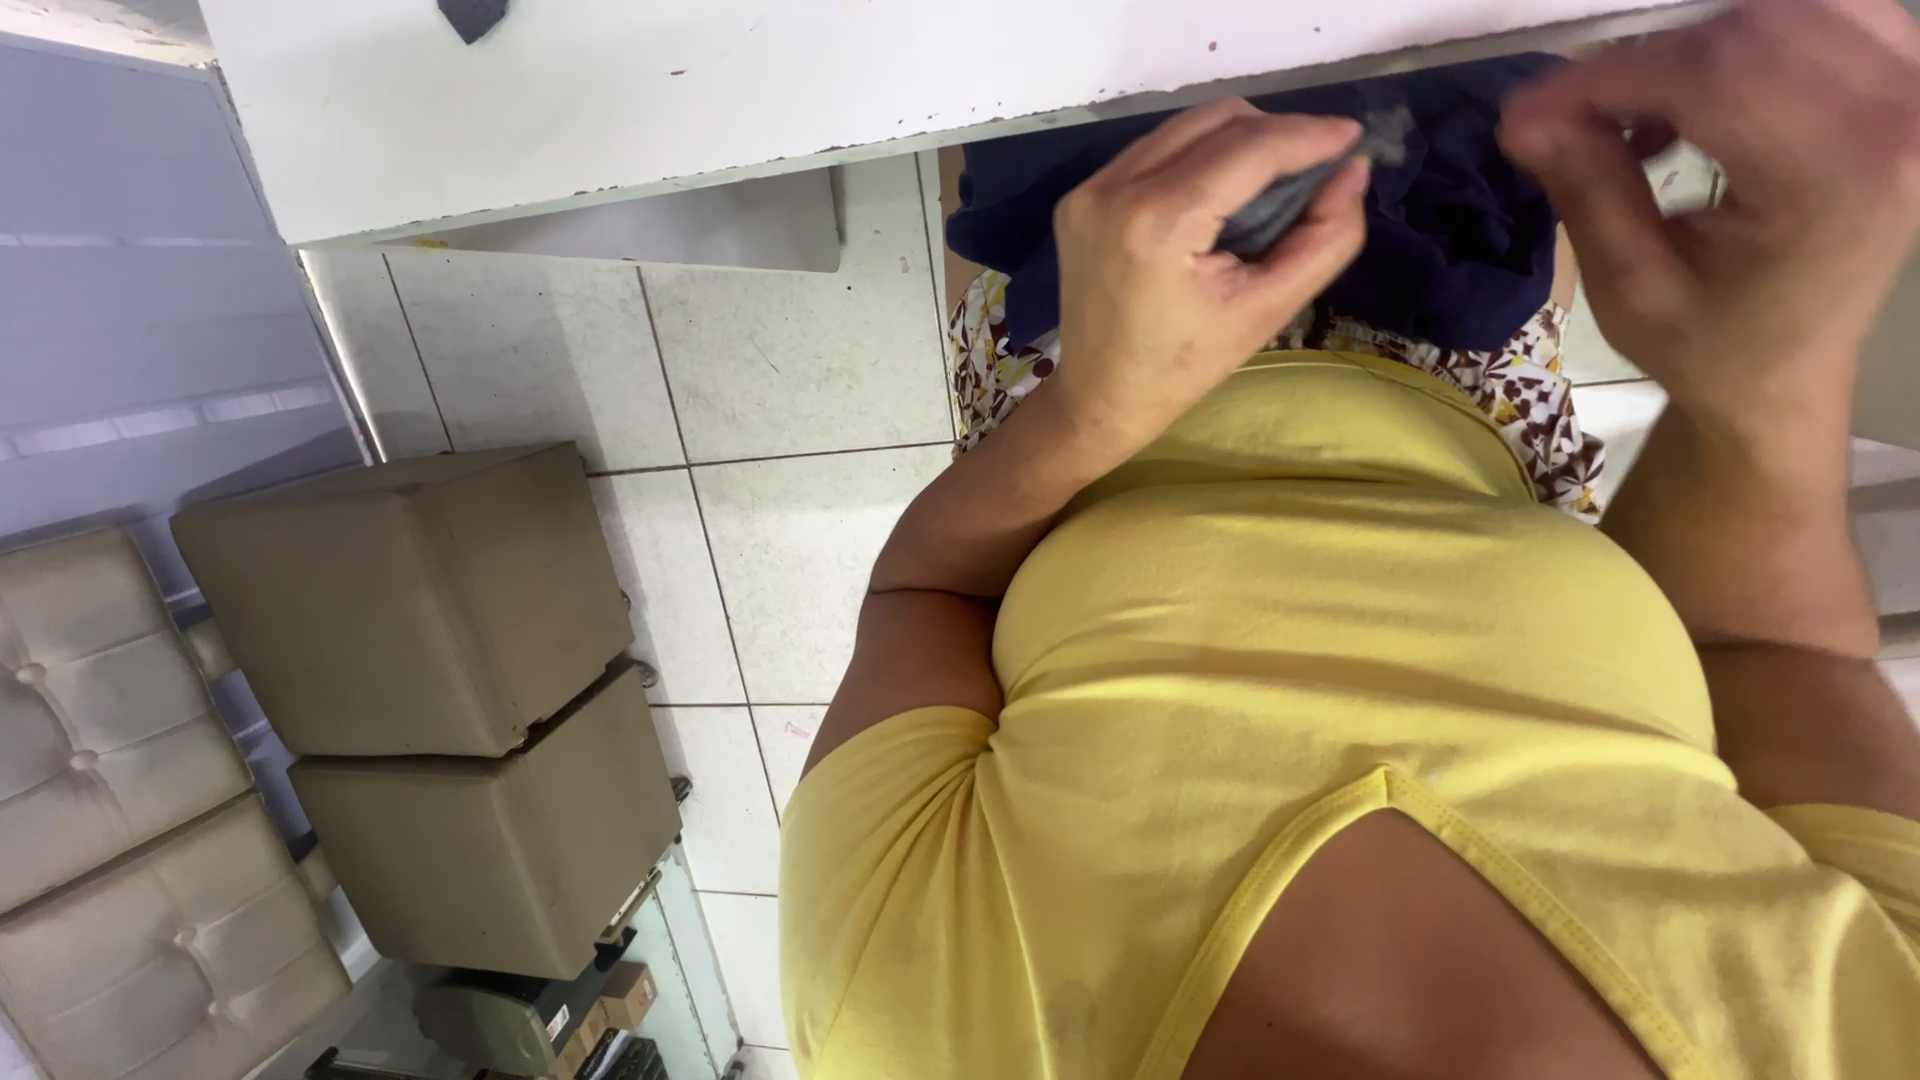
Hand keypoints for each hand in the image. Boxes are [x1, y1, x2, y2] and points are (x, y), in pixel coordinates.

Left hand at [1049, 99, 1368, 452]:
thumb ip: (1325, 239)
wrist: (1099, 397)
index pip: (1248, 147)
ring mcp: (1088, 193)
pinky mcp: (1076, 201)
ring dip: (1233, 140)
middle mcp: (1113, 191)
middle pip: (1215, 122)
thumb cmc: (1182, 367)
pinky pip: (1151, 153)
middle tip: (1310, 165)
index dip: (1308, 134)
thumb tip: (1352, 169)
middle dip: (1273, 133)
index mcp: (1158, 222)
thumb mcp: (1266, 311)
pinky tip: (1214, 195)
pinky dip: (1192, 158)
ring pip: (1181, 129)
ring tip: (1267, 180)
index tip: (1350, 137)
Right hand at [1500, 0, 1919, 439]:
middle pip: (1755, 26)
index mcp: (1835, 176)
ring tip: (1628, 116)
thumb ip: (1589, 190)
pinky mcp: (1913, 86)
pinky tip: (1691, 103)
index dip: (1606, 79)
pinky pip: (1824, 20)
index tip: (1521, 113)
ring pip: (1790, 10)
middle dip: (1640, 60)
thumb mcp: (1627, 285)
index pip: (1716, 75)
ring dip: (1687, 52)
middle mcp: (1905, 111)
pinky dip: (1737, 47)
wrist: (1781, 374)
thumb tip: (1526, 121)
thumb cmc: (1700, 345)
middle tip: (1565, 118)